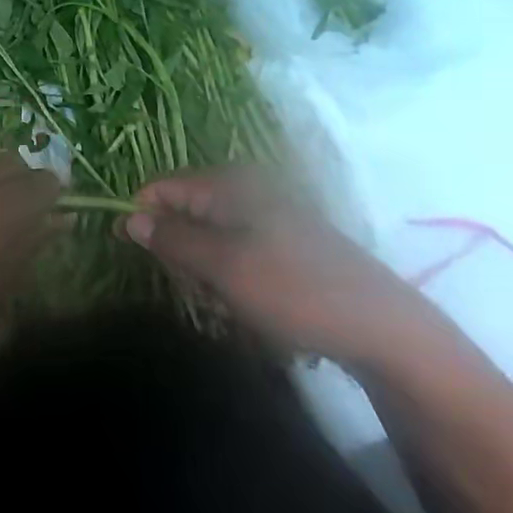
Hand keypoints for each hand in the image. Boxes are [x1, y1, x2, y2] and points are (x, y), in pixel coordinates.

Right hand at [126, 168, 443, 367]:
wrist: (383, 328)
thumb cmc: (295, 290)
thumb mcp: (224, 267)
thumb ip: (174, 239)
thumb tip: (129, 217)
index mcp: (231, 184)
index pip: (164, 187)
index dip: (143, 217)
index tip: (135, 256)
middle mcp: (249, 188)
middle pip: (187, 211)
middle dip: (181, 252)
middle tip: (198, 289)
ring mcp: (270, 213)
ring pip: (211, 236)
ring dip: (207, 271)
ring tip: (228, 302)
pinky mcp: (286, 240)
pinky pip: (238, 251)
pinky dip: (232, 276)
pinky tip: (250, 303)